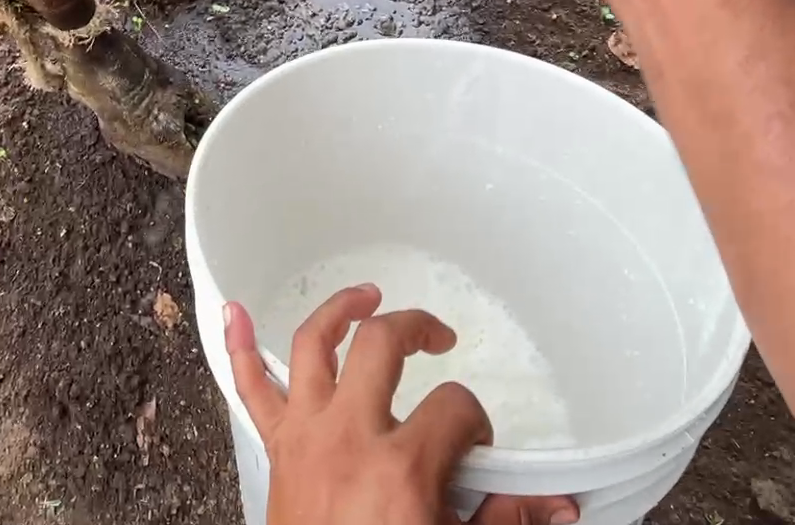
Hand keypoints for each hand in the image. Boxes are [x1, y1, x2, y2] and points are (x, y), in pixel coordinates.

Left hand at [226, 285, 578, 524]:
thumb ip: (505, 523)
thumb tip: (561, 502)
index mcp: (401, 470)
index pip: (455, 408)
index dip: (476, 418)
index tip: (478, 441)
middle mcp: (349, 437)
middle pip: (380, 345)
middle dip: (416, 327)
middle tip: (439, 336)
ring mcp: (305, 436)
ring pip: (313, 346)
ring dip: (338, 309)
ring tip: (366, 293)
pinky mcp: (276, 449)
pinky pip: (250, 389)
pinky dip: (239, 347)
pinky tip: (234, 310)